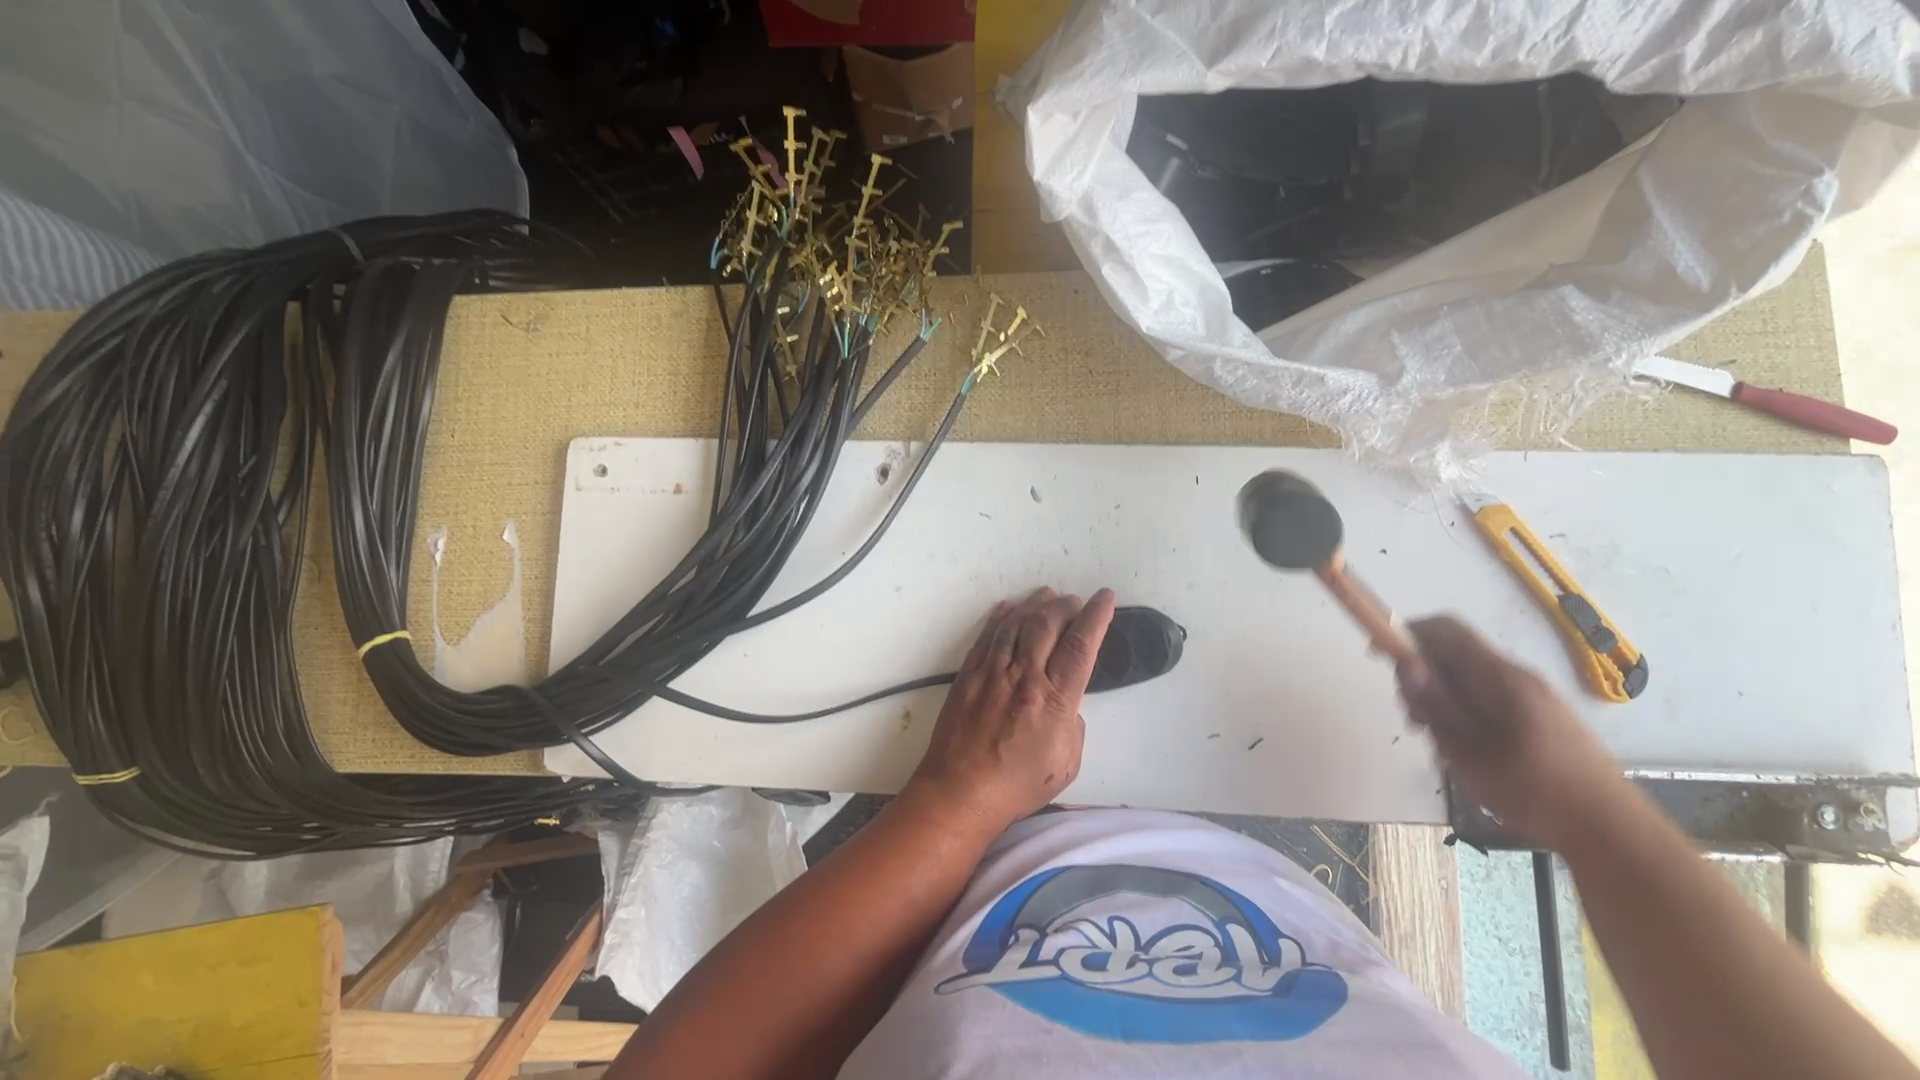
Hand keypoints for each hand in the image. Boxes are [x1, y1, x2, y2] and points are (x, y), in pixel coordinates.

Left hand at [905, 586, 1117, 834]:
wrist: (960, 792)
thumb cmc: (1017, 785)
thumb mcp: (1066, 763)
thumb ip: (1072, 725)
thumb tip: (1065, 705)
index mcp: (1054, 700)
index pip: (1080, 645)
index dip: (1096, 616)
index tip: (1105, 598)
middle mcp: (1024, 677)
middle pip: (1047, 624)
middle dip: (1065, 606)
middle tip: (1075, 601)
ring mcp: (992, 673)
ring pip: (1016, 624)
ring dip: (1034, 605)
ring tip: (1048, 595)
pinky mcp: (968, 676)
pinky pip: (987, 637)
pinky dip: (1000, 618)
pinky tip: (1009, 609)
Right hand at [1398, 616, 1630, 850]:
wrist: (1609, 829)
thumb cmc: (1533, 790)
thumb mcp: (1468, 751)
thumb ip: (1434, 704)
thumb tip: (1404, 660)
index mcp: (1499, 677)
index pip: (1444, 629)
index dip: (1406, 634)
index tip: (1380, 659)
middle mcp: (1516, 676)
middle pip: (1453, 656)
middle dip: (1422, 681)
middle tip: (1417, 725)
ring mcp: (1532, 697)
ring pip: (1468, 682)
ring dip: (1442, 704)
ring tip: (1444, 749)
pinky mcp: (1541, 717)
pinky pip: (1488, 701)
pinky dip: (1465, 716)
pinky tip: (1470, 755)